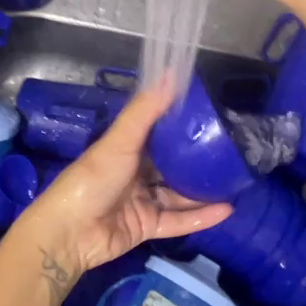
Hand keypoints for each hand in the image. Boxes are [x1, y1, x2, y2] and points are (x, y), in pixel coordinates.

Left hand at [9, 77, 230, 291]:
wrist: (70, 233)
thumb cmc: (92, 180)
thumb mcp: (120, 141)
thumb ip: (146, 111)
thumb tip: (170, 73)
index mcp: (124, 149)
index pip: (156, 134)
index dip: (179, 125)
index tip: (210, 116)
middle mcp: (133, 174)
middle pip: (170, 166)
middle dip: (196, 161)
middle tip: (231, 151)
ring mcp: (140, 202)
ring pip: (178, 194)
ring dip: (204, 190)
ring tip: (235, 181)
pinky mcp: (146, 228)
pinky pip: (178, 221)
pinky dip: (200, 217)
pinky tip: (227, 210)